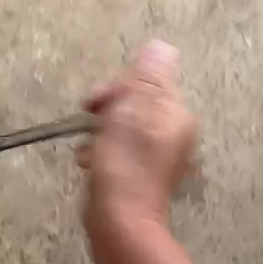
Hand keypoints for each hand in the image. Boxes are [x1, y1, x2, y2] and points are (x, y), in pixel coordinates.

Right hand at [77, 40, 196, 237]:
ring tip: (88, 148)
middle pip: (136, 104)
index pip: (146, 82)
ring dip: (101, 132)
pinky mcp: (142, 173)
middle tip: (87, 124)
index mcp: (175, 114)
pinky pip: (121, 148)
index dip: (116, 88)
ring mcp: (160, 155)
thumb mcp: (131, 114)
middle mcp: (174, 132)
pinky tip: (91, 162)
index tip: (92, 104)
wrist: (120, 218)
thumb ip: (146, 80)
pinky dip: (103, 150)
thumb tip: (161, 46)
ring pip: (125, 127)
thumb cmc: (123, 164)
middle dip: (106, 111)